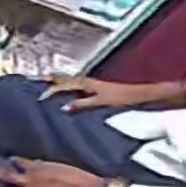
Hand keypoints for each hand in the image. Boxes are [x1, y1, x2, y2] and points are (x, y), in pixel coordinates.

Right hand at [38, 76, 185, 112]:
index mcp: (87, 84)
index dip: (50, 90)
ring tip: (47, 83)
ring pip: (71, 82)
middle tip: (35, 80)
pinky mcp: (99, 91)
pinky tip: (67, 94)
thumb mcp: (103, 102)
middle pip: (65, 79)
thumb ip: (83, 104)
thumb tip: (63, 107)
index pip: (63, 85)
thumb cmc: (127, 99)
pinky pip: (77, 88)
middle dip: (50, 80)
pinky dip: (68, 88)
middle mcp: (89, 83)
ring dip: (58, 83)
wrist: (149, 96)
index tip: (39, 98)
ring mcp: (94, 86)